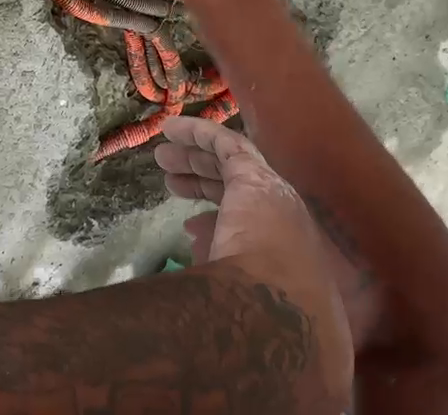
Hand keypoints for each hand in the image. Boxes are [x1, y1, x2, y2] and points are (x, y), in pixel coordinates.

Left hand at [157, 116, 354, 394]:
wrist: (280, 313)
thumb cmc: (252, 319)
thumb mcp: (229, 297)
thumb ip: (215, 265)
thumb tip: (195, 238)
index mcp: (280, 256)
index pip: (248, 227)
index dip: (217, 219)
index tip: (188, 221)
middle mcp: (284, 224)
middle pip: (239, 191)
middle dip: (203, 181)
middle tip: (170, 177)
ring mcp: (275, 199)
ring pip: (233, 165)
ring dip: (197, 156)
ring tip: (162, 154)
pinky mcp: (257, 178)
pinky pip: (227, 144)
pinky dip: (200, 133)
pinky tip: (173, 128)